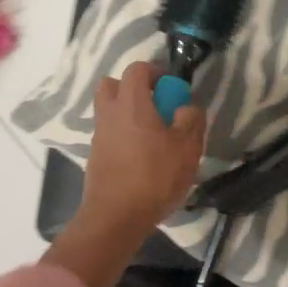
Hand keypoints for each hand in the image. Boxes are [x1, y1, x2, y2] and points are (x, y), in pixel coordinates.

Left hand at [80, 61, 205, 238]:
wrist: (116, 217)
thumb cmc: (154, 177)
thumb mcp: (187, 148)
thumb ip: (191, 120)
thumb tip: (187, 107)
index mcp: (131, 103)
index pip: (137, 69)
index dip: (155, 72)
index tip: (171, 88)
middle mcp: (109, 114)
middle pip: (112, 86)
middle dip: (133, 89)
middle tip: (156, 106)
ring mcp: (99, 136)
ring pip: (109, 112)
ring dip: (128, 115)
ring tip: (152, 136)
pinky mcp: (96, 158)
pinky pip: (109, 135)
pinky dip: (123, 137)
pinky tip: (142, 158)